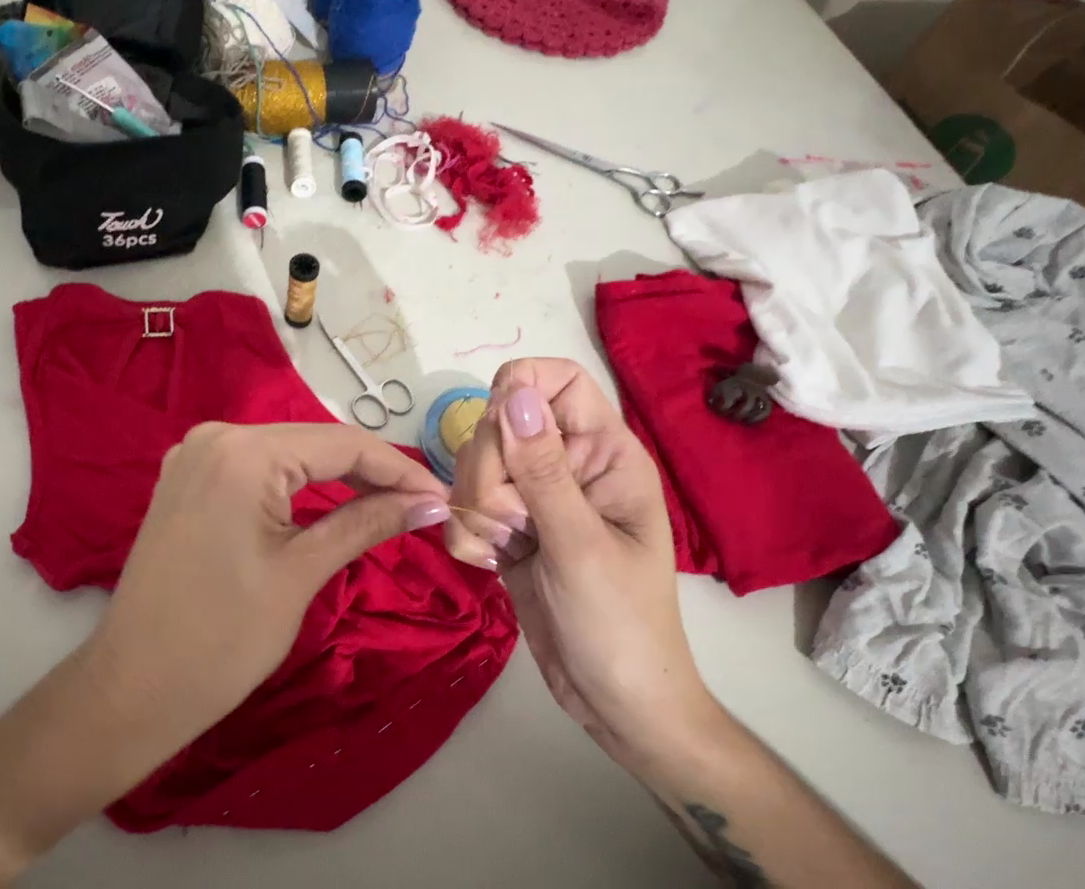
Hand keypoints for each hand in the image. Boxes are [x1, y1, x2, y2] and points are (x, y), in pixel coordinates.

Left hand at [91, 421, 450, 744]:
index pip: (342, 445)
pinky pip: (256, 470)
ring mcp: (195, 457)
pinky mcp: (187, 481)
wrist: (134, 687)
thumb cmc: (222, 638)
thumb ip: (366, 524)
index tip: (444, 498)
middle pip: (314, 443)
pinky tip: (332, 503)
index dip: (398, 471)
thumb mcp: (301, 573)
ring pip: (286, 454)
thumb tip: (429, 503)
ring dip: (337, 478)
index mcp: (243, 452)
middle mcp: (215, 437)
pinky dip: (297, 485)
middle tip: (424, 507)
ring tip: (391, 507)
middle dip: (371, 473)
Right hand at [445, 359, 717, 760]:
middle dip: (488, 474)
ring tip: (508, 550)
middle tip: (514, 524)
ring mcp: (534, 500)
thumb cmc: (621, 626)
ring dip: (474, 511)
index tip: (497, 431)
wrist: (616, 704)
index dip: (520, 387)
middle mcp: (567, 466)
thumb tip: (513, 391)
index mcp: (605, 454)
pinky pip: (463, 510)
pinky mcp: (507, 532)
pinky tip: (493, 566)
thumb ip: (541, 468)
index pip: (557, 380)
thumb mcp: (581, 545)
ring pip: (472, 468)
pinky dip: (466, 537)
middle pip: (498, 424)